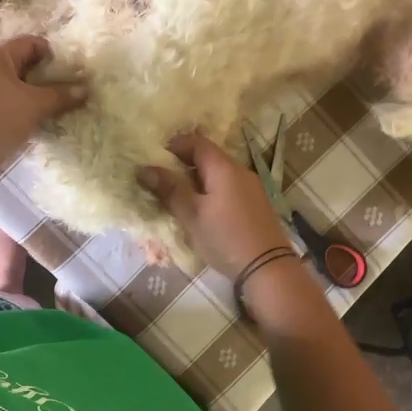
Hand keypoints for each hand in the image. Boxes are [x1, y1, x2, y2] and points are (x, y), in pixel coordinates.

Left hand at [0, 36, 88, 188]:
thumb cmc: (2, 119)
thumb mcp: (36, 105)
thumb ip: (61, 95)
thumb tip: (85, 89)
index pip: (30, 44)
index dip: (52, 55)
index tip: (68, 72)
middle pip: (20, 63)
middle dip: (43, 76)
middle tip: (63, 91)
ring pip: (11, 83)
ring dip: (31, 93)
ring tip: (51, 107)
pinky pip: (1, 99)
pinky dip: (17, 105)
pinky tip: (31, 120)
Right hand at [137, 133, 291, 278]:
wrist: (267, 267)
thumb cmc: (225, 237)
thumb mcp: (192, 214)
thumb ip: (170, 189)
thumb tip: (144, 169)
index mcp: (224, 168)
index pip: (197, 142)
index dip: (175, 145)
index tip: (156, 158)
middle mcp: (240, 171)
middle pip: (209, 157)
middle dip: (184, 163)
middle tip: (162, 179)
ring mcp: (252, 188)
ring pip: (219, 174)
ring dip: (197, 179)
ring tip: (179, 197)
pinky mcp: (256, 204)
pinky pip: (229, 187)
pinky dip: (212, 191)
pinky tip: (203, 210)